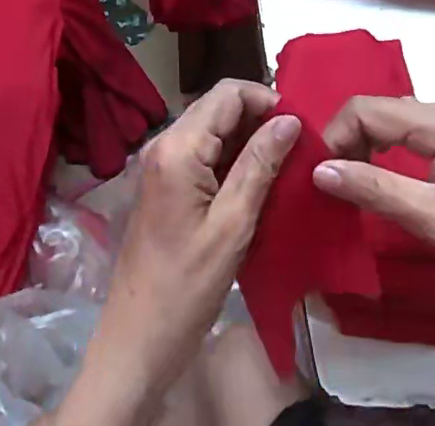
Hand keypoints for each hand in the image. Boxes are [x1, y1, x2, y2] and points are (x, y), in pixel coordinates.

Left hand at [61, 81, 299, 425]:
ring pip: (212, 127)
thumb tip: (290, 119)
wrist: (136, 342)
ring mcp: (160, 163)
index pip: (227, 93)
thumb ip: (260, 164)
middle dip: (259, 116)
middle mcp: (164, 143)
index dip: (266, 99)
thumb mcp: (233, 224)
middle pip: (218, 105)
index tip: (298, 127)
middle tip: (296, 145)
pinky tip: (256, 179)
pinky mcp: (164, 182)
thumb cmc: (186, 288)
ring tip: (283, 162)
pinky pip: (203, 150)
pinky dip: (231, 155)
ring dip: (248, 136)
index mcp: (178, 147)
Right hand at [312, 98, 434, 425]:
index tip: (320, 178)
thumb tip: (319, 169)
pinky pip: (407, 138)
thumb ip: (376, 190)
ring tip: (347, 186)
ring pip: (390, 123)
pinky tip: (376, 182)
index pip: (368, 108)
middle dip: (346, 141)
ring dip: (362, 148)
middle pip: (377, 110)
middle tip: (329, 185)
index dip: (336, 137)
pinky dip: (383, 155)